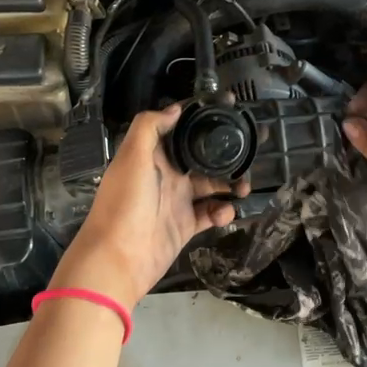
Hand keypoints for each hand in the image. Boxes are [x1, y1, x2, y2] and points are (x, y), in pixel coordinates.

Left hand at [50, 105, 247, 307]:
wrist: (118, 257)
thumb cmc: (124, 203)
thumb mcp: (132, 157)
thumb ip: (149, 127)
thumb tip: (175, 108)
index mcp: (152, 157)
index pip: (180, 133)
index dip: (202, 123)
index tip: (229, 113)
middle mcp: (166, 175)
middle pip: (201, 160)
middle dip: (224, 156)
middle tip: (248, 154)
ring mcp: (176, 201)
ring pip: (210, 186)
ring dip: (229, 184)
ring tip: (244, 187)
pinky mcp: (185, 226)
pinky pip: (209, 214)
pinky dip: (222, 212)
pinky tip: (225, 213)